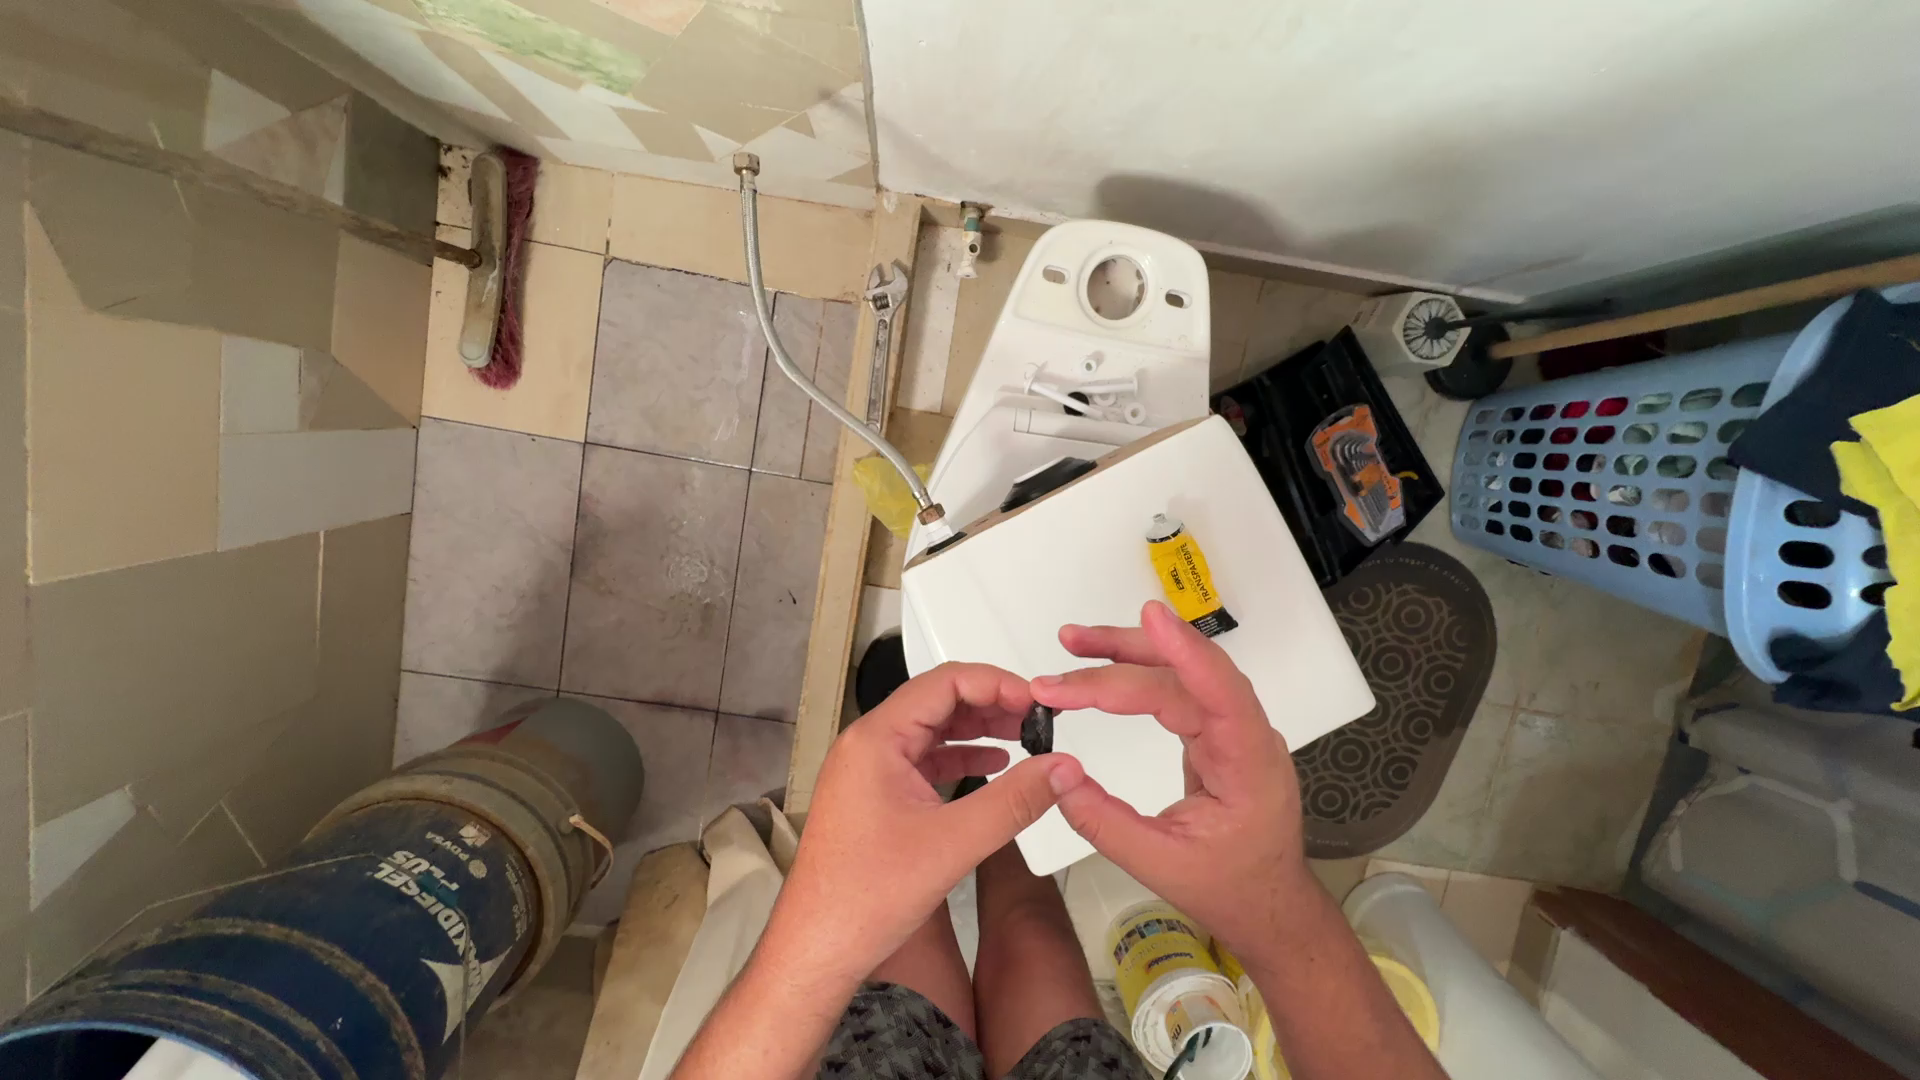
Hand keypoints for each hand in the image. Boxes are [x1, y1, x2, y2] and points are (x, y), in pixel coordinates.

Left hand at [761, 662, 1083, 984]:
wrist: (815, 950)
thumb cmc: (868, 896)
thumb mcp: (953, 843)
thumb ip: (1014, 801)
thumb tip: (1064, 767)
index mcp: (877, 738)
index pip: (944, 682)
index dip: (996, 683)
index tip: (1035, 701)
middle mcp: (868, 743)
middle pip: (938, 701)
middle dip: (990, 704)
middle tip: (1037, 719)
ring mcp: (869, 769)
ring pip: (931, 730)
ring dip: (977, 729)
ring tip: (1024, 737)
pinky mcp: (874, 794)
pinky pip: (923, 760)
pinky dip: (959, 758)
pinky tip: (991, 766)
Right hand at [1034, 601, 1314, 958]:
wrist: (1269, 903)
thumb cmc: (1227, 889)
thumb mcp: (1160, 866)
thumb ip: (1103, 821)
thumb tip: (1057, 772)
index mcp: (1249, 765)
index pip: (1222, 693)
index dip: (1187, 650)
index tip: (1151, 614)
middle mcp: (1246, 734)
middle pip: (1185, 676)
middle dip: (1123, 656)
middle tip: (1066, 645)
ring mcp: (1231, 728)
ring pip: (1178, 675)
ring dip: (1126, 653)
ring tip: (1074, 642)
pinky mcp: (1214, 729)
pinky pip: (1176, 689)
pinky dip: (1136, 674)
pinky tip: (1105, 665)